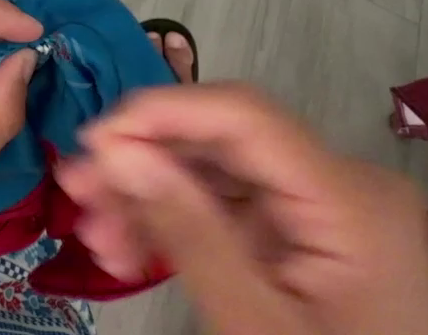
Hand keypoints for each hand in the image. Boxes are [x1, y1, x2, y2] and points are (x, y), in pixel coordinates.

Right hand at [55, 83, 427, 334]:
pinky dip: (179, 226)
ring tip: (97, 239)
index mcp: (351, 199)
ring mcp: (327, 213)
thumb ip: (188, 232)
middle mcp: (343, 185)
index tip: (89, 142)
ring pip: (214, 174)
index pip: (241, 116)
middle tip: (76, 192)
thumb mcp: (256, 329)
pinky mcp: (309, 240)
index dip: (158, 113)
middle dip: (143, 165)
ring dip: (150, 198)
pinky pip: (229, 209)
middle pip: (221, 144)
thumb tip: (115, 150)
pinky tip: (133, 253)